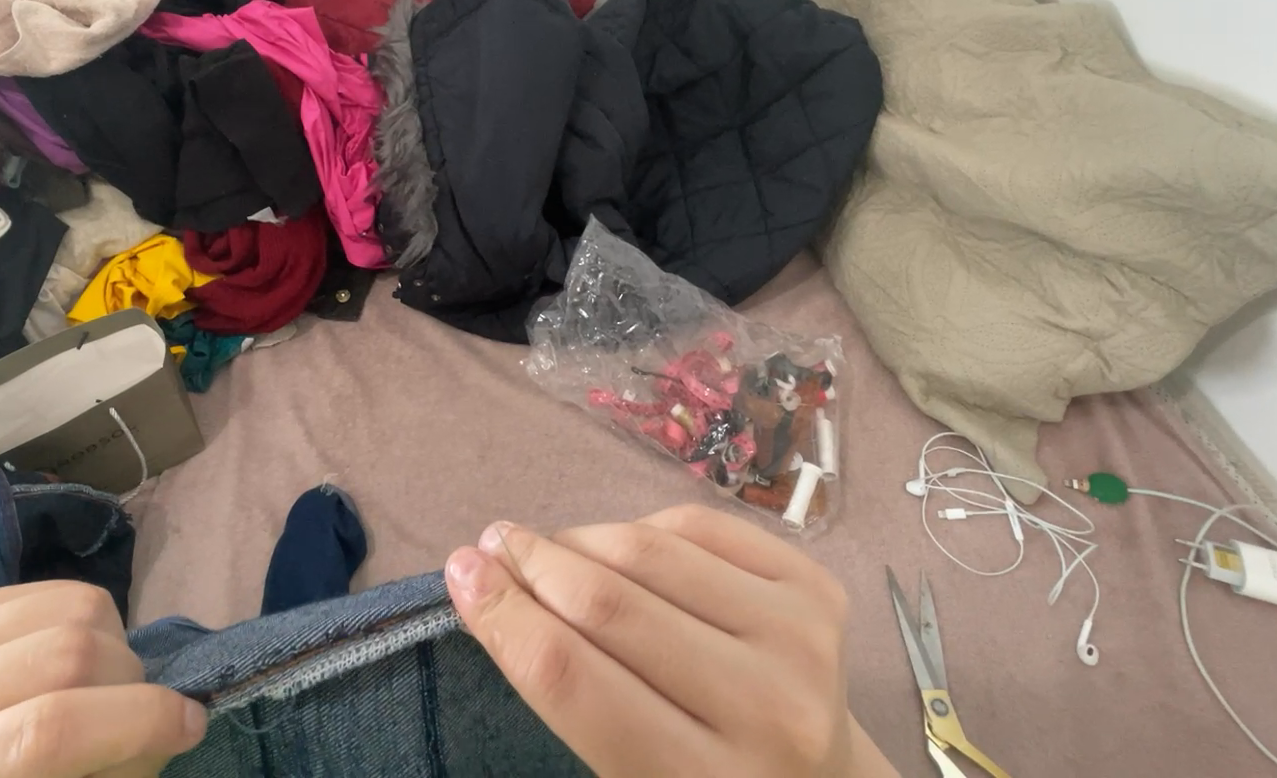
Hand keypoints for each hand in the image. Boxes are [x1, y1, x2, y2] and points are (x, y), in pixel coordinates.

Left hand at [0, 580, 207, 777]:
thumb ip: (121, 766)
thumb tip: (175, 720)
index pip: (48, 731)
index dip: (137, 721)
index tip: (191, 727)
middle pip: (67, 655)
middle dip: (130, 679)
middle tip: (141, 709)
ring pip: (74, 610)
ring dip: (117, 646)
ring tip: (108, 684)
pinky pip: (65, 589)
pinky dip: (98, 620)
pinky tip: (85, 654)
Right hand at [445, 504, 897, 777]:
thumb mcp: (624, 767)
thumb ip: (564, 686)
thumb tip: (483, 580)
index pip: (573, 679)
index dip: (503, 614)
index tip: (459, 570)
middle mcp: (765, 712)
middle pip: (609, 605)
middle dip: (532, 563)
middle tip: (493, 545)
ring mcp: (800, 640)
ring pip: (647, 550)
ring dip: (579, 540)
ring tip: (547, 548)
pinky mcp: (817, 588)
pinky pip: (694, 524)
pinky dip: (638, 529)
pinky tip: (616, 547)